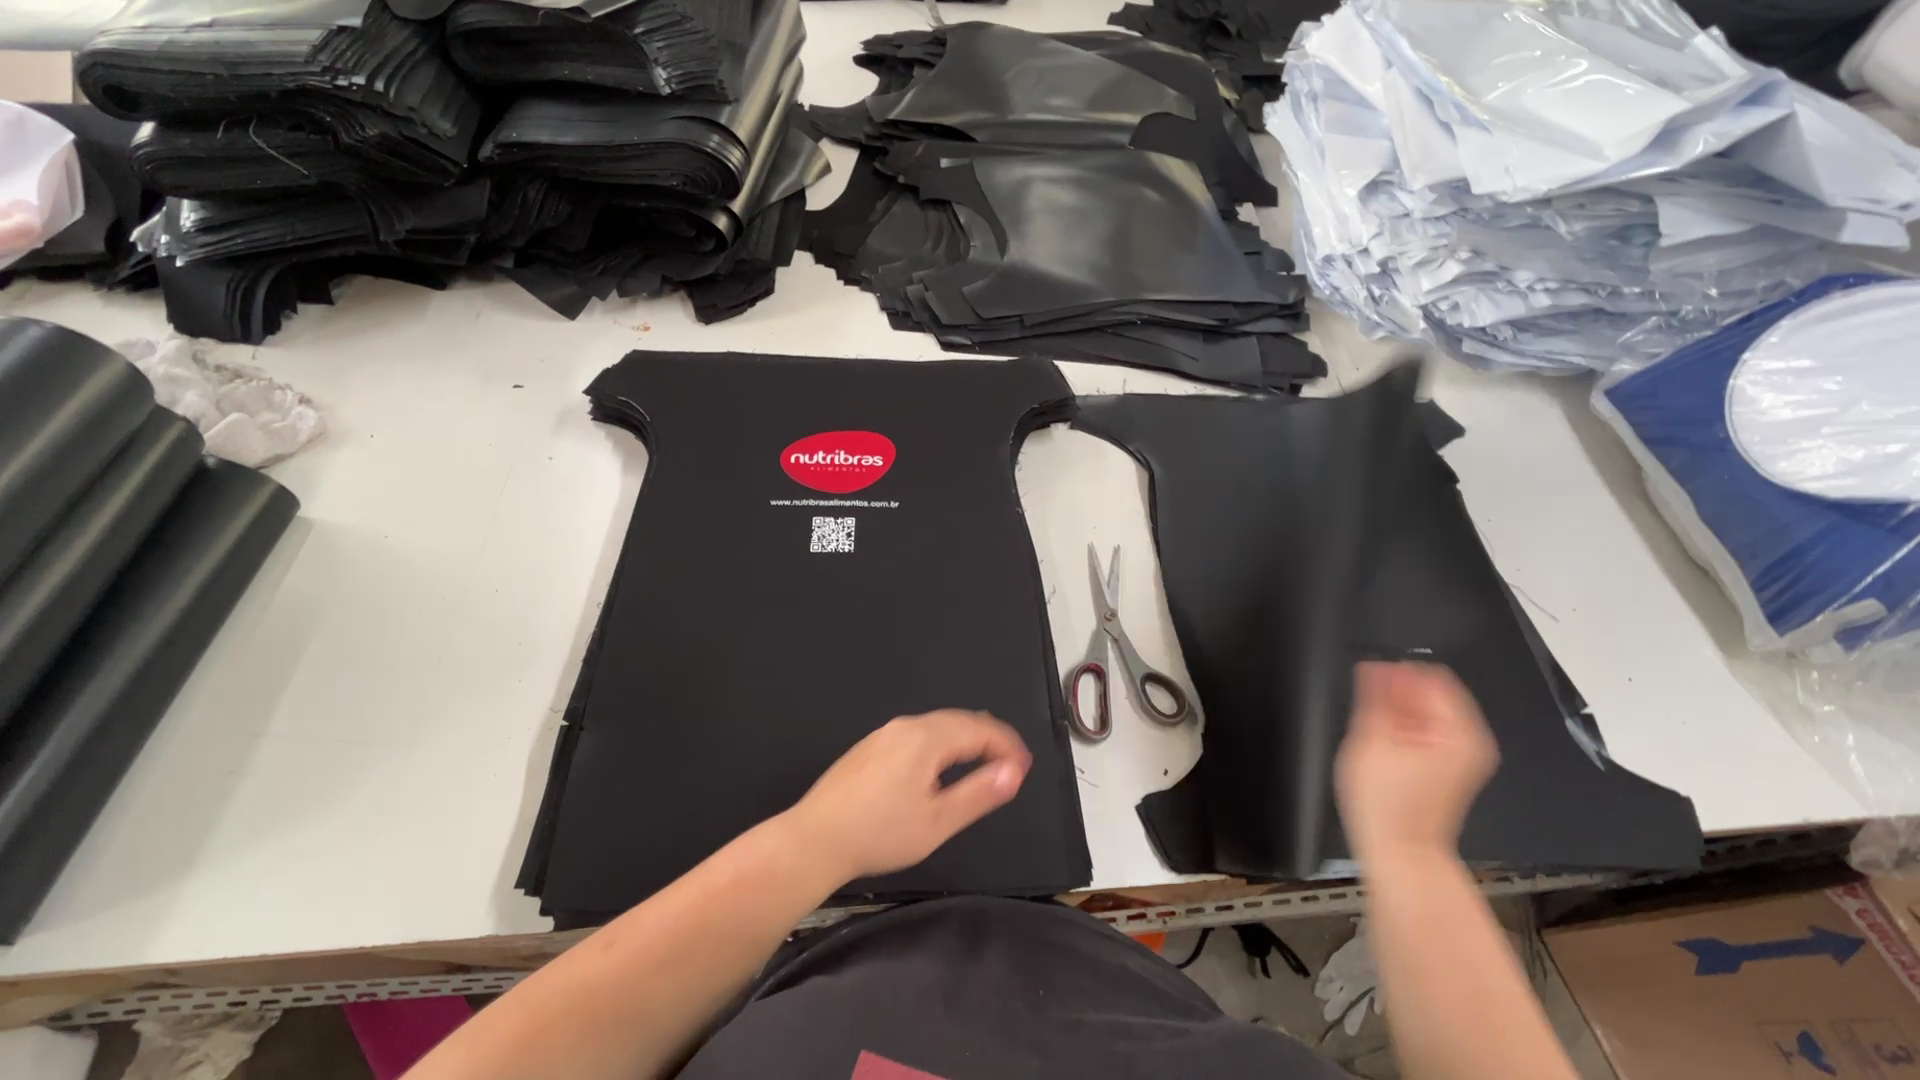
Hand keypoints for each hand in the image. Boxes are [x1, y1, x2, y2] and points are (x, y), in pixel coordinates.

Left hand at [781, 709, 1031, 884]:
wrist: (814, 840)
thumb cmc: (879, 835)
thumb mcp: (938, 821)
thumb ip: (980, 793)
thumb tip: (1014, 771)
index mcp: (926, 738)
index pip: (980, 729)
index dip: (1008, 747)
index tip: (1025, 769)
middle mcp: (905, 727)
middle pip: (959, 721)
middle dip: (990, 739)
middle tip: (1012, 764)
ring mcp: (883, 735)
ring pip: (937, 727)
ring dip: (966, 740)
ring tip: (986, 763)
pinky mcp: (869, 748)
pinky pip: (917, 735)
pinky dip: (942, 745)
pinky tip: (942, 767)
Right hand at [1334, 661, 1497, 863]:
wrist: (1400, 853)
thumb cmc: (1387, 805)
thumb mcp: (1371, 740)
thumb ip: (1376, 697)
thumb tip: (1376, 667)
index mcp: (1460, 730)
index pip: (1431, 676)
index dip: (1396, 675)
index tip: (1370, 685)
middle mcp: (1470, 741)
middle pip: (1430, 695)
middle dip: (1395, 699)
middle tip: (1368, 716)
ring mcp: (1461, 757)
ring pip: (1425, 715)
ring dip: (1396, 718)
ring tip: (1374, 738)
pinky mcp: (1449, 770)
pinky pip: (1425, 736)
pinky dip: (1403, 735)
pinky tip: (1383, 751)